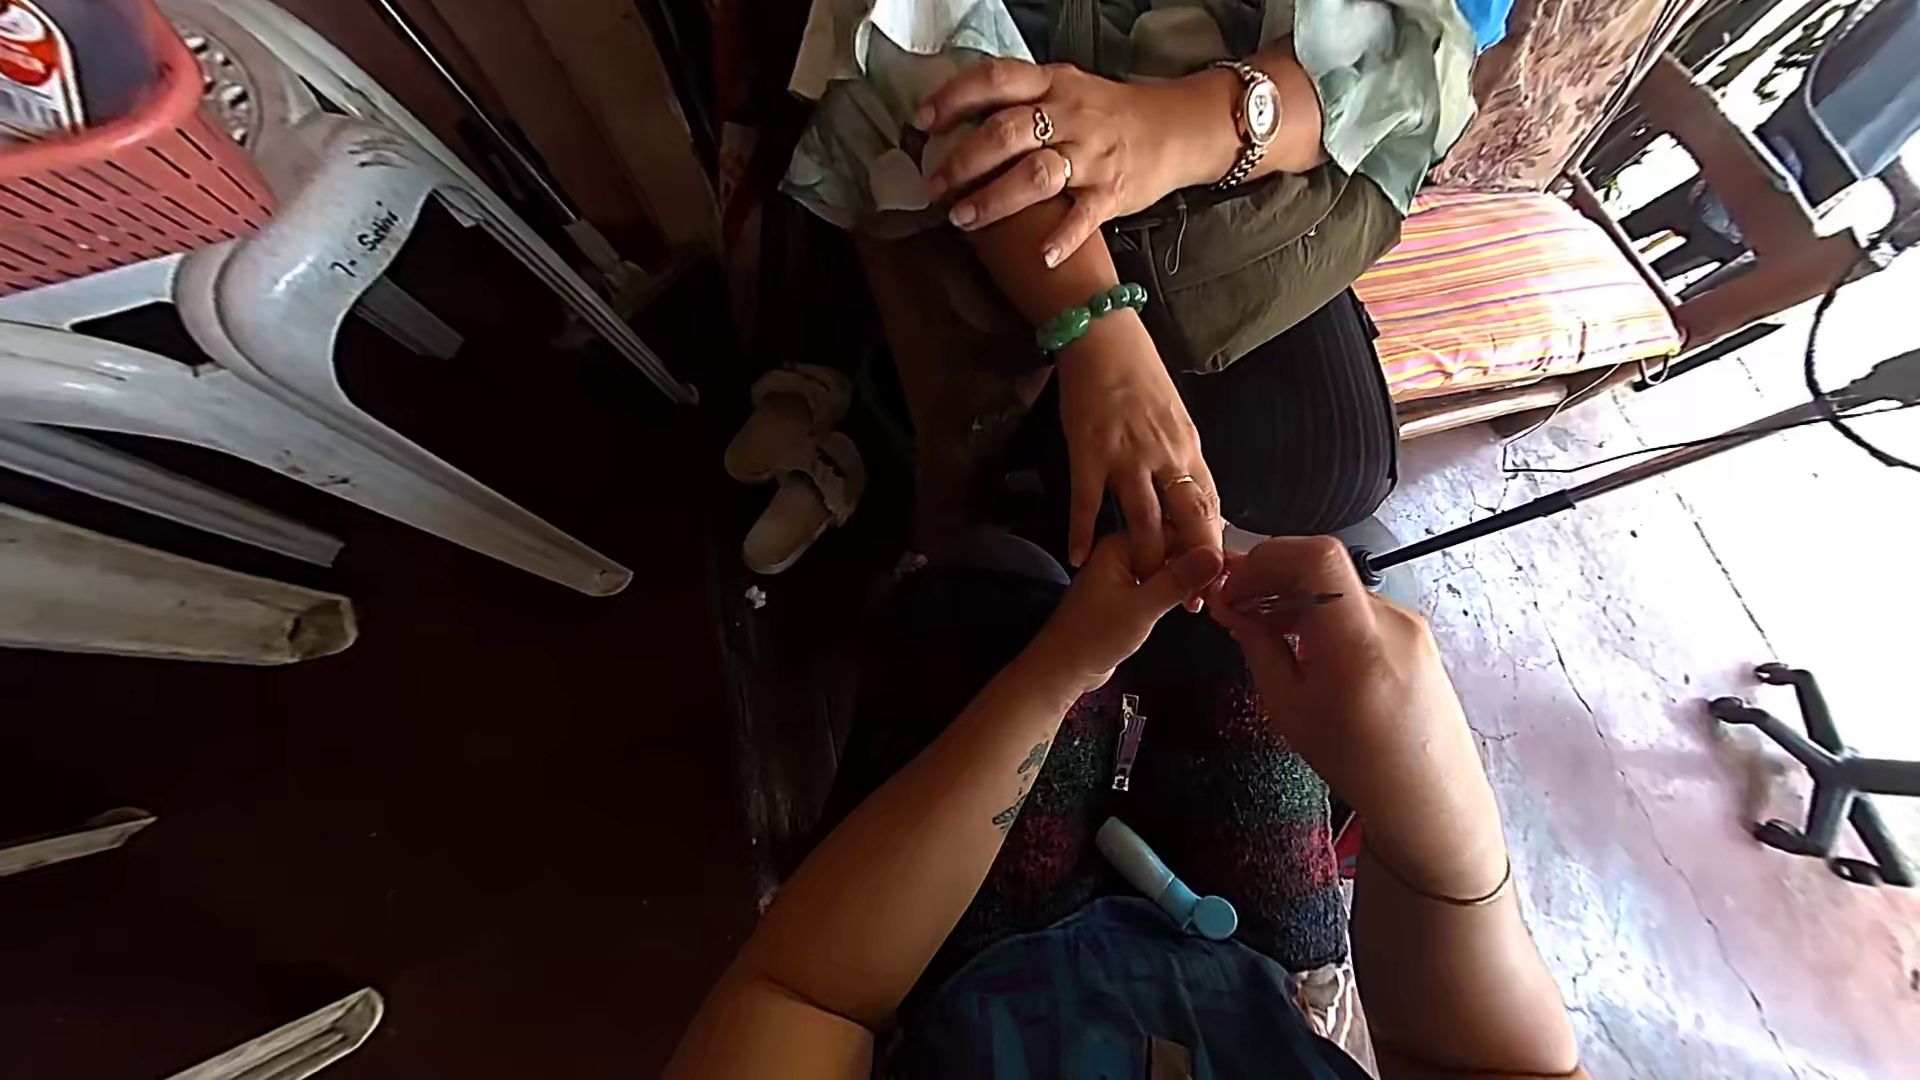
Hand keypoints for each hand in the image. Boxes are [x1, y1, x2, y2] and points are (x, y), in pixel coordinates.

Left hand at [917, 58, 1202, 265]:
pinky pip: (1084, 217)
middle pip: (1007, 132)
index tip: (923, 125)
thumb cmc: (1108, 116)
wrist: (1174, 129)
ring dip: (995, 200)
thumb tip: (963, 126)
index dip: (954, 100)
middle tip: (935, 188)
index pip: (995, 80)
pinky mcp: (1112, 191)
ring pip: (1036, 175)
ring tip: (964, 220)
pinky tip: (1043, 258)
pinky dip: (1063, 239)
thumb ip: (1021, 104)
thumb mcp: (1065, 92)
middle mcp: (1069, 115)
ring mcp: (1092, 154)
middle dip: (964, 162)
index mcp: (1052, 84)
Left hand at [1024, 530, 1223, 695]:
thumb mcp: (1141, 607)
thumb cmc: (1092, 637)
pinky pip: (1159, 584)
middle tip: (1222, 585)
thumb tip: (1215, 555)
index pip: (1171, 531)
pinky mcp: (1128, 594)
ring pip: (1168, 567)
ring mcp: (1125, 574)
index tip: (1228, 565)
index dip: (1202, 546)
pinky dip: (1177, 592)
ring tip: (1210, 598)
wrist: (1063, 667)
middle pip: (1171, 547)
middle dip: (1198, 565)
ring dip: (1189, 580)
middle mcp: (1121, 554)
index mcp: (1119, 545)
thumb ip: (1178, 580)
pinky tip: (1193, 604)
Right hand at [1057, 316, 1221, 575]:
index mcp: (1188, 446)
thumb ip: (1181, 454)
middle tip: (1193, 601)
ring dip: (1144, 558)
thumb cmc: (1138, 372)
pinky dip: (1081, 533)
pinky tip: (1076, 558)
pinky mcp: (1090, 454)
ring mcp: (1128, 457)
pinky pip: (1088, 502)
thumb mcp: (1173, 414)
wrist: (1103, 338)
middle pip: (1187, 520)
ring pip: (1143, 519)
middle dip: (1193, 564)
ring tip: (1140, 585)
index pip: (1210, 505)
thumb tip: (1187, 488)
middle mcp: (1166, 456)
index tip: (1215, 575)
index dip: (1214, 545)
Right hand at [1205, 536, 1507, 897]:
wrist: (1430, 798)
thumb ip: (1258, 645)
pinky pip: (1352, 602)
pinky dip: (1315, 606)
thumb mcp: (1287, 704)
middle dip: (1267, 573)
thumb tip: (1232, 606)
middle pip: (1320, 564)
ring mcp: (1406, 624)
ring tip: (1260, 622)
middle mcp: (1390, 621)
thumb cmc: (1354, 760)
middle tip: (1233, 602)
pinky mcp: (1411, 632)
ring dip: (1288, 590)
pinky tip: (1296, 635)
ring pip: (1334, 582)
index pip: (1317, 557)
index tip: (1234, 585)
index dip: (1266, 557)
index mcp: (1357, 643)